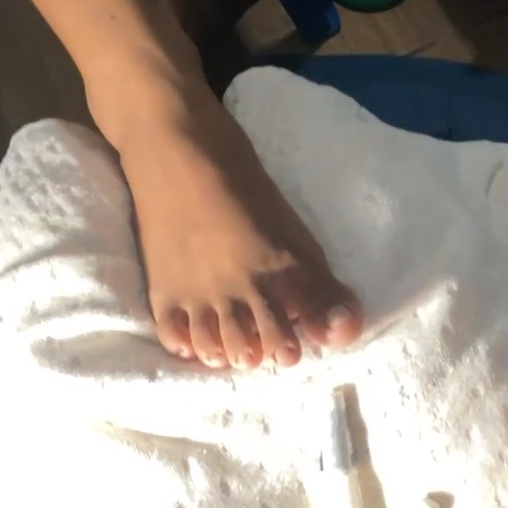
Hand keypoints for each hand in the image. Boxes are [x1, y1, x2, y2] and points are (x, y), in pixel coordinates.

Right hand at [87, 55, 363, 369]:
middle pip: (254, 348)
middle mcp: (237, 291)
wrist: (180, 153)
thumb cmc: (249, 192)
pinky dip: (189, 346)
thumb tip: (345, 334)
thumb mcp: (298, 237)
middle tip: (267, 349)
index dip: (296, 345)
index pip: (294, 334)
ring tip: (237, 349)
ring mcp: (197, 293)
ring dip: (230, 354)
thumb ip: (322, 289)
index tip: (298, 346)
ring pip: (215, 349)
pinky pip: (174, 337)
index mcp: (277, 274)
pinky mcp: (162, 291)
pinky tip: (200, 341)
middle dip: (265, 353)